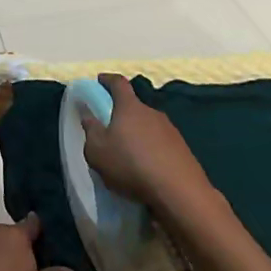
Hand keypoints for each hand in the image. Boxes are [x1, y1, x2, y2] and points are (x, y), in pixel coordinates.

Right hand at [78, 74, 211, 209]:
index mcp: (130, 107)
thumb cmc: (130, 165)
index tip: (100, 81)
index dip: (107, 80)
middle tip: (110, 131)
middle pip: (134, 107)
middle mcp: (152, 112)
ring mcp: (170, 130)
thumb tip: (88, 114)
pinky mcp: (182, 149)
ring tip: (128, 155)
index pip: (118, 83)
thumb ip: (90, 130)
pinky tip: (146, 168)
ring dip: (137, 135)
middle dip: (122, 115)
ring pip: (148, 126)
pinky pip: (160, 143)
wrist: (178, 191)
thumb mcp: (97, 151)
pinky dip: (151, 150)